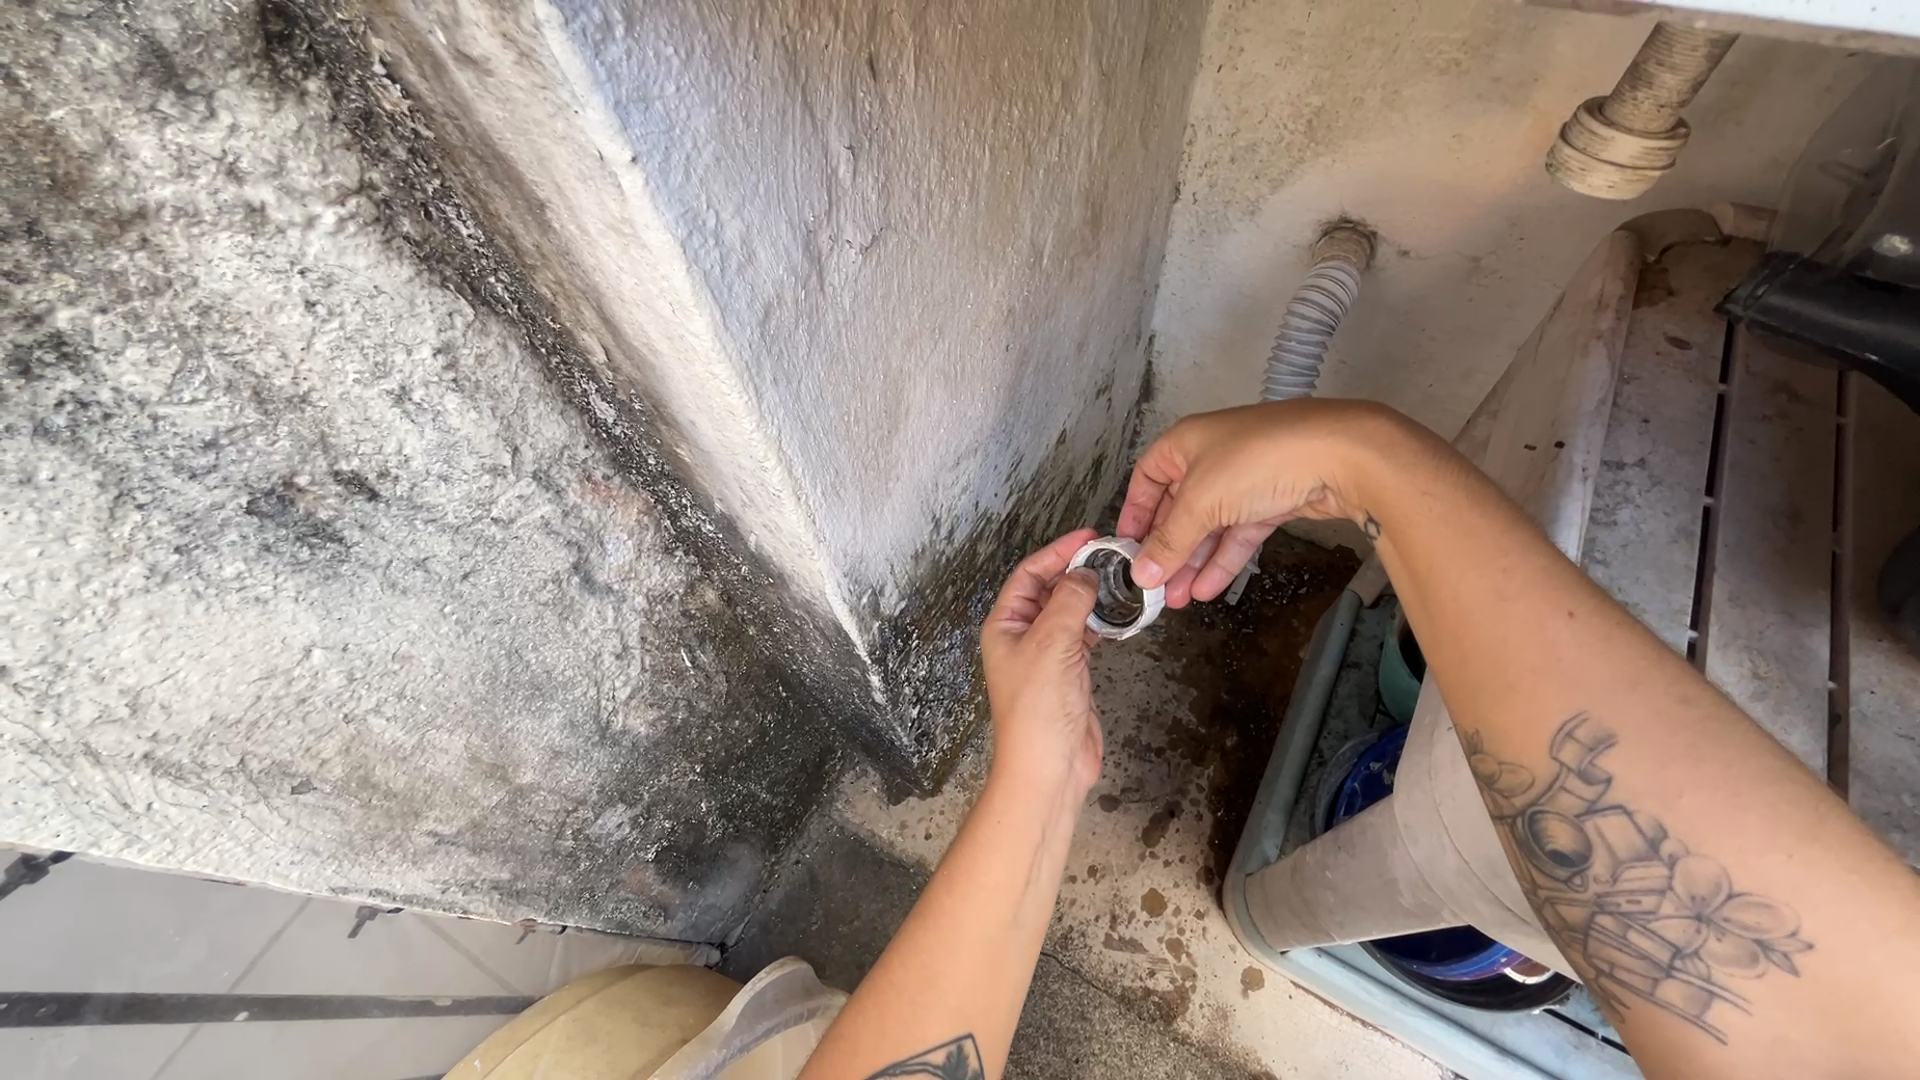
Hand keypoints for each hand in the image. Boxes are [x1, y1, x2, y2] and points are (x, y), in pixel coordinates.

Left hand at [980, 528, 1104, 799]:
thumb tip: (1084, 574)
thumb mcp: (1051, 643)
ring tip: (1120, 578)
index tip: (1088, 538)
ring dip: (1092, 595)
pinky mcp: (1070, 672)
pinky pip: (1086, 635)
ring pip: (1070, 612)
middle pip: (1050, 590)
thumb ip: (1069, 602)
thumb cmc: (1038, 709)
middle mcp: (1022, 636)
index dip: (1056, 553)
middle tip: (1110, 556)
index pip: (1029, 574)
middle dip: (1077, 571)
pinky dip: (1102, 622)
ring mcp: (1047, 654)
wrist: (1050, 765)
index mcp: (1005, 625)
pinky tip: (1120, 613)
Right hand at [1117, 399, 1398, 606]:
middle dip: (1167, 549)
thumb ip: (1169, 542)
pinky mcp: (1272, 499)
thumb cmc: (1255, 461)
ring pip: (1209, 525)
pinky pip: (1238, 533)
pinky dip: (1224, 560)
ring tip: (1178, 599)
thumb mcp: (1200, 503)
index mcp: (1184, 443)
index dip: (1135, 513)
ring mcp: (1244, 479)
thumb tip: (1140, 575)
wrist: (1340, 453)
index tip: (1127, 548)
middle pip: (1178, 508)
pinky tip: (1208, 588)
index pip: (1147, 478)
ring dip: (1193, 562)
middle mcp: (1210, 457)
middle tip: (1155, 587)